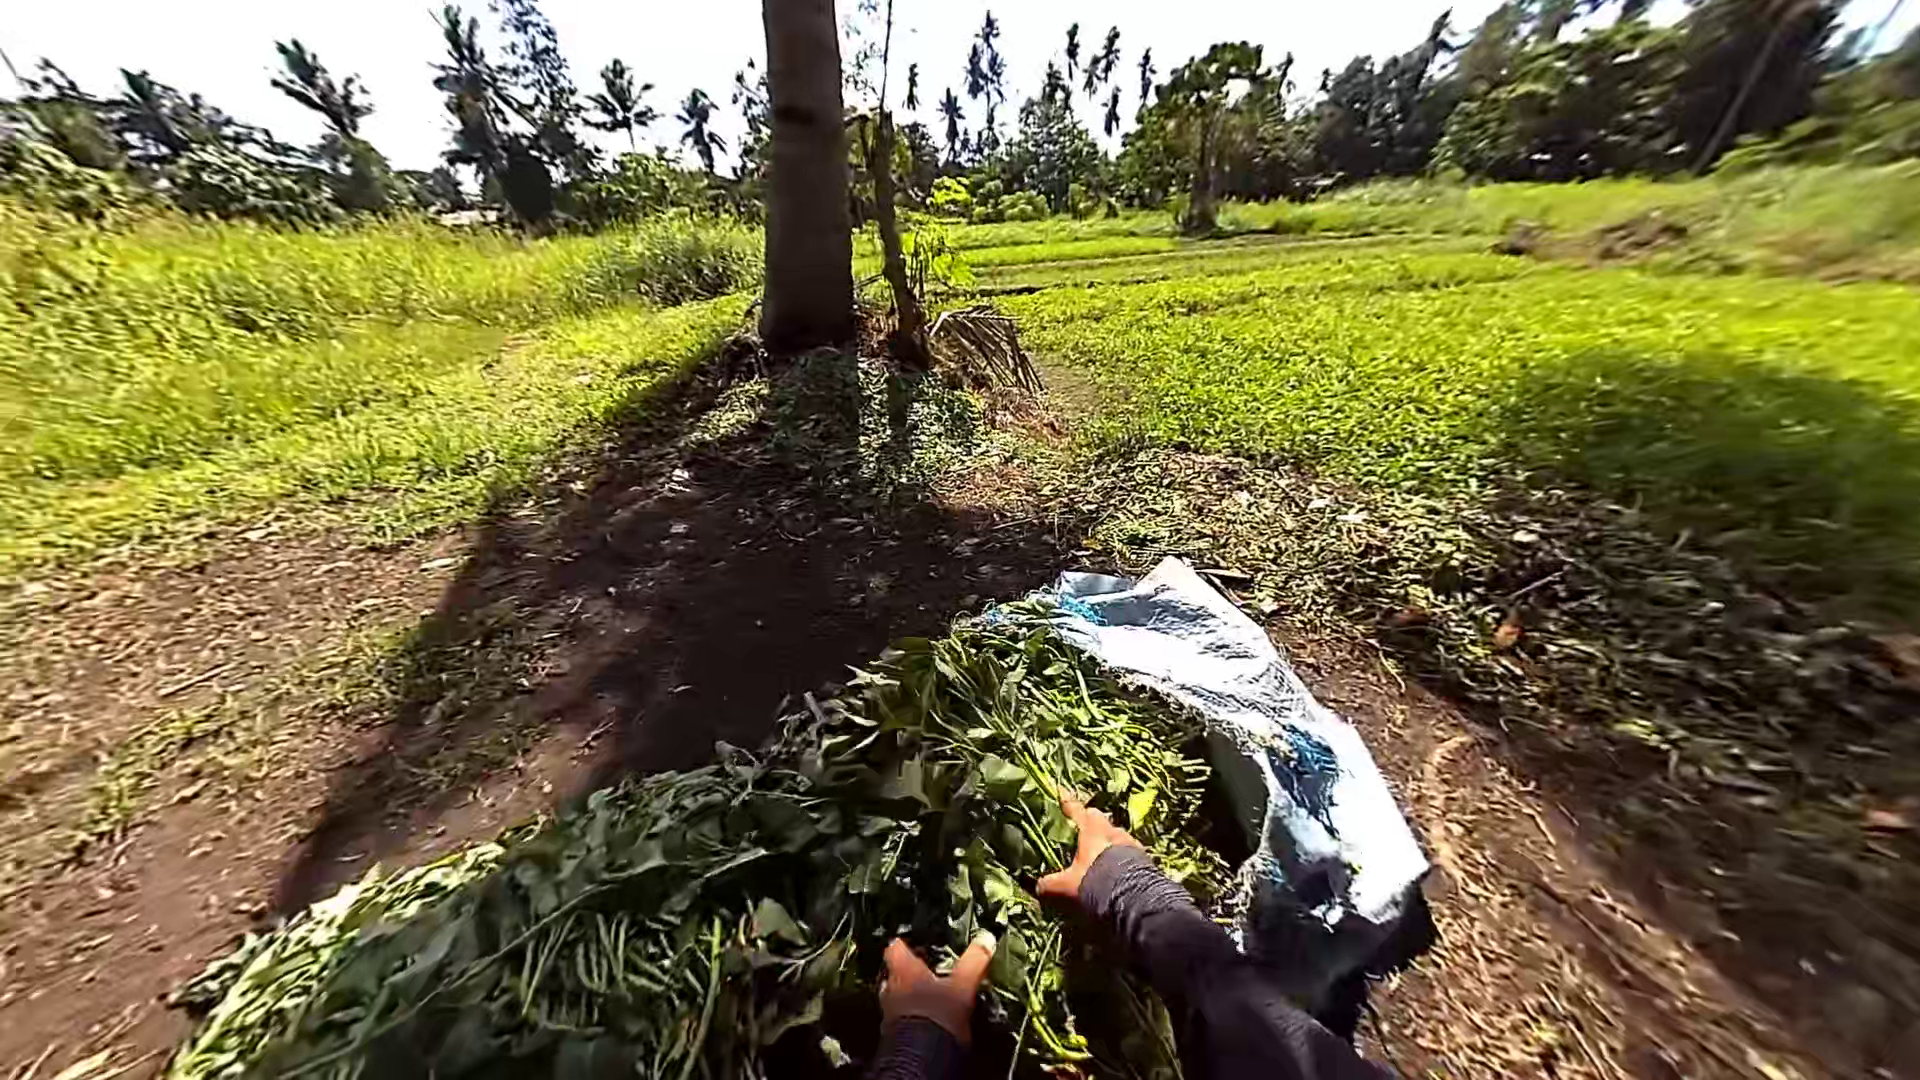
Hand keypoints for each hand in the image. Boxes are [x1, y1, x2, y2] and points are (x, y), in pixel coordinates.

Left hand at [880, 934, 994, 1042]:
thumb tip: (986, 939)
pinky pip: (901, 1023)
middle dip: (907, 974)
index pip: (896, 947)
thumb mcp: (963, 983)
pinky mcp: (895, 1039)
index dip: (904, 944)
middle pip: (894, 974)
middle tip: (926, 974)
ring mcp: (891, 1015)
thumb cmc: (936, 1015)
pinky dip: (912, 1020)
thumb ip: (974, 960)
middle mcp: (892, 989)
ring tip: (930, 1002)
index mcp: (904, 969)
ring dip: (909, 999)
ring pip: (897, 999)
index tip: (914, 943)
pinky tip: (929, 1024)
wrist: (922, 1061)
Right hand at [1036, 791, 1144, 907]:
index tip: (1061, 790)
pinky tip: (1119, 875)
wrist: (1135, 903)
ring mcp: (1131, 844)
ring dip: (1109, 844)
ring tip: (1102, 860)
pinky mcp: (1146, 860)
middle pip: (1099, 820)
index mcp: (1091, 829)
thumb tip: (1038, 887)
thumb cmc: (1095, 885)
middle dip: (1091, 824)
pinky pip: (1130, 854)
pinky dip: (1122, 860)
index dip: (1067, 802)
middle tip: (1082, 834)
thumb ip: (1050, 884)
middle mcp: (1112, 830)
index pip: (1076, 809)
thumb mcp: (1066, 887)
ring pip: (1116, 836)